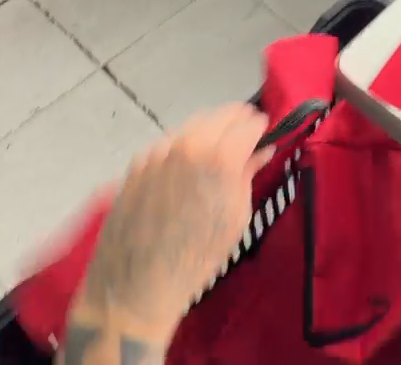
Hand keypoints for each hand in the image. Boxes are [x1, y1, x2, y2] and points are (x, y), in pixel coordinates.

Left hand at [68, 103, 272, 357]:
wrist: (136, 286)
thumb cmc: (196, 258)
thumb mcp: (235, 217)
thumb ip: (248, 174)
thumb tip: (262, 150)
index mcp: (220, 157)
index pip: (251, 123)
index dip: (262, 128)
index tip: (265, 135)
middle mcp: (189, 143)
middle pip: (222, 113)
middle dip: (238, 121)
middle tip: (245, 137)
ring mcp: (160, 149)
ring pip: (195, 122)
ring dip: (211, 129)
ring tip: (216, 149)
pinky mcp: (138, 161)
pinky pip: (168, 141)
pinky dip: (183, 145)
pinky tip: (184, 167)